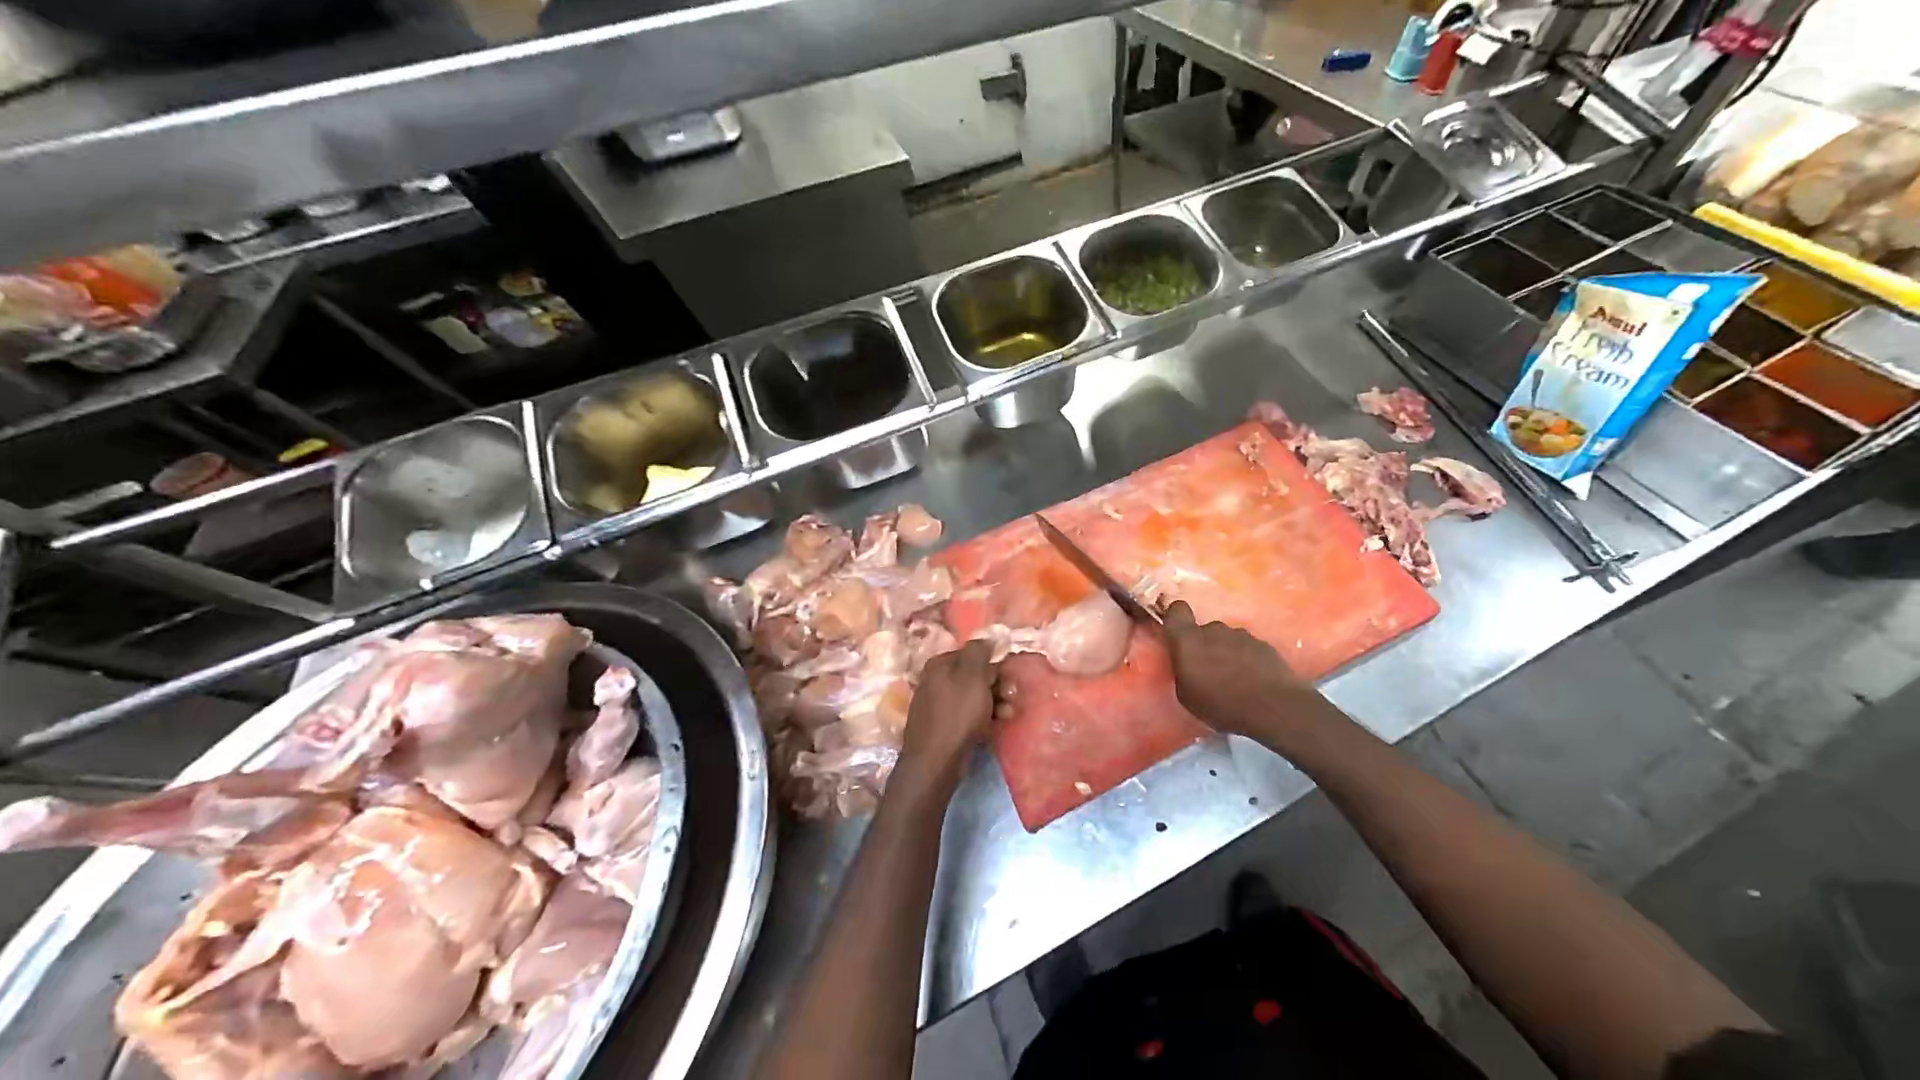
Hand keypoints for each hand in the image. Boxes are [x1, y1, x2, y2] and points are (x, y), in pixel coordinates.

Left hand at [897, 640, 997, 792]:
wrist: (935, 760)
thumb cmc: (957, 714)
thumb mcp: (972, 676)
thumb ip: (979, 652)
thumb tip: (986, 637)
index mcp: (939, 664)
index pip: (972, 654)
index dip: (992, 664)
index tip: (1006, 677)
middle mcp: (936, 681)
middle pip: (974, 676)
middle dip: (996, 685)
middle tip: (1011, 696)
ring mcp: (938, 705)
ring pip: (974, 697)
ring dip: (995, 702)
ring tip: (1008, 713)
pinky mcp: (944, 726)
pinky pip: (968, 715)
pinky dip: (984, 717)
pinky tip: (997, 724)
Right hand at [1162, 601, 1318, 737]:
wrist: (1273, 707)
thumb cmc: (1221, 704)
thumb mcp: (1186, 695)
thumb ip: (1183, 671)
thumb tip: (1188, 663)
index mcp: (1189, 640)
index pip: (1177, 610)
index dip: (1176, 618)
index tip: (1177, 634)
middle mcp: (1214, 630)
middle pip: (1205, 629)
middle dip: (1205, 645)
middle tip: (1208, 670)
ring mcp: (1242, 636)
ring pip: (1228, 639)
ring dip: (1227, 653)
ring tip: (1234, 679)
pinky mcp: (1265, 645)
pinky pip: (1249, 648)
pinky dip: (1248, 660)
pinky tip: (1254, 681)